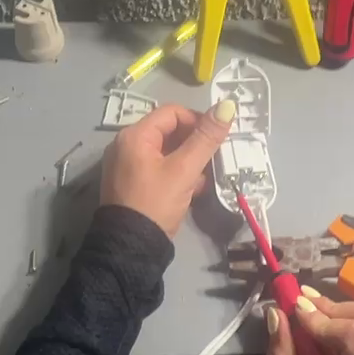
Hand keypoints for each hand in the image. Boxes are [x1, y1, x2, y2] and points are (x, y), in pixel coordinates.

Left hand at [99, 100, 234, 236]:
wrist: (131, 249)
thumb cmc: (156, 203)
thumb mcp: (184, 170)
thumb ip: (206, 138)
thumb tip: (227, 105)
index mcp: (134, 136)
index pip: (172, 113)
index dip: (197, 121)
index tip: (215, 140)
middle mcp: (126, 145)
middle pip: (168, 131)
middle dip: (193, 145)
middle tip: (210, 162)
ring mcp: (126, 165)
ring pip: (166, 151)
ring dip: (187, 161)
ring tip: (201, 180)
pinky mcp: (131, 183)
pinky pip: (158, 167)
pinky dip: (176, 173)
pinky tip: (190, 190)